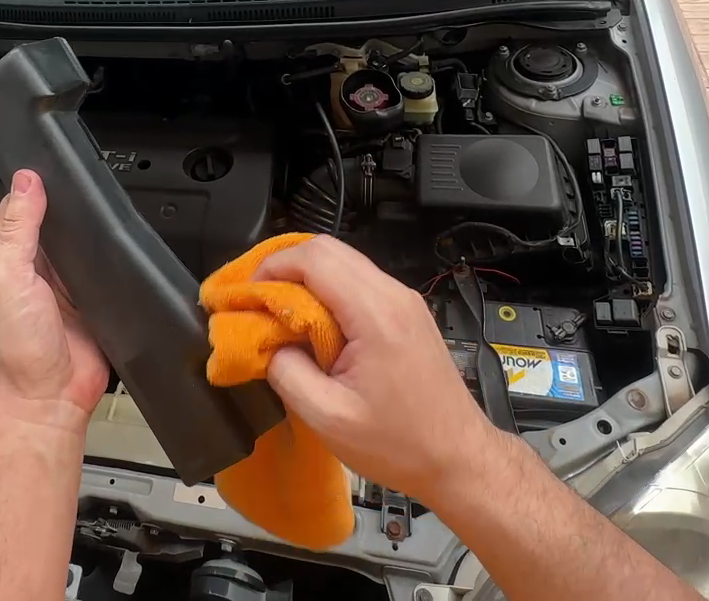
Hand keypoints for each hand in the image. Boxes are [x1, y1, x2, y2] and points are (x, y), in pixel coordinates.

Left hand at [0, 170, 109, 432]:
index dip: (30, 187)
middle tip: (78, 175)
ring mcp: (64, 286)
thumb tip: (27, 183)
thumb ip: (18, 231)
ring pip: (76, 243)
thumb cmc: (17, 353)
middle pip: (49, 223)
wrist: (50, 401)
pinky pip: (100, 269)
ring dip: (85, 228)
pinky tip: (115, 243)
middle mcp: (34, 271)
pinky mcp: (91, 300)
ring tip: (99, 203)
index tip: (45, 162)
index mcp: (6, 261)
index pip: (15, 211)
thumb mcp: (9, 280)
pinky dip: (107, 256)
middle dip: (61, 203)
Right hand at [254, 235, 501, 501]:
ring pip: (344, 259)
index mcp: (376, 315)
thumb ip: (287, 374)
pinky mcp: (406, 310)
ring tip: (279, 308)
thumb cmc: (401, 445)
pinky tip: (312, 318)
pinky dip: (327, 286)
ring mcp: (404, 299)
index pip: (315, 258)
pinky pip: (358, 279)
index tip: (248, 294)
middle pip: (328, 248)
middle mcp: (394, 295)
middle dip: (284, 264)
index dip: (273, 266)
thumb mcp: (329, 419)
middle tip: (258, 297)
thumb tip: (267, 343)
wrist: (460, 460)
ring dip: (306, 274)